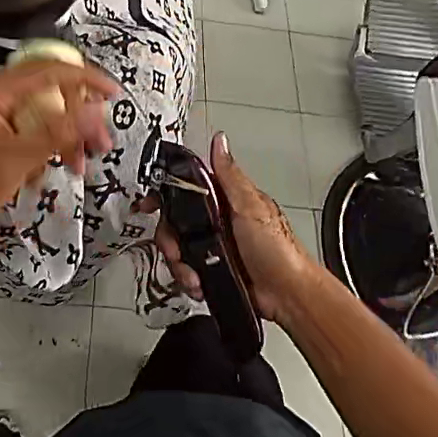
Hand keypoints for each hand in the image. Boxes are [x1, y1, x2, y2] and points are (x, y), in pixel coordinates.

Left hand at [0, 61, 118, 238]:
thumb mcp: (15, 159)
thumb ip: (58, 132)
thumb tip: (95, 110)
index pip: (47, 72)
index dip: (85, 80)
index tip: (113, 94)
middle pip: (45, 95)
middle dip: (75, 120)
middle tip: (99, 144)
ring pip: (35, 115)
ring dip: (60, 137)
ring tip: (77, 164)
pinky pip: (20, 129)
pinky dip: (39, 145)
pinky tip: (49, 167)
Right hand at [150, 132, 326, 325]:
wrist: (287, 295)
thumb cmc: (279, 249)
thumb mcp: (251, 206)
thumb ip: (229, 175)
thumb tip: (220, 141)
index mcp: (226, 200)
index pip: (187, 188)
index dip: (165, 193)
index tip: (150, 203)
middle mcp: (218, 222)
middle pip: (175, 221)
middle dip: (170, 239)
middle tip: (176, 250)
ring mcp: (214, 247)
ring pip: (178, 248)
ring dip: (180, 264)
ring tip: (194, 274)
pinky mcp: (212, 270)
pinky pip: (187, 271)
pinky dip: (188, 278)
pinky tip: (199, 283)